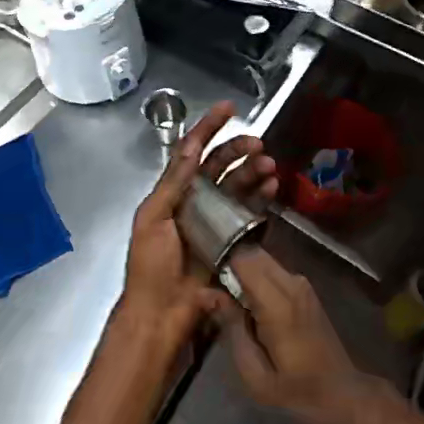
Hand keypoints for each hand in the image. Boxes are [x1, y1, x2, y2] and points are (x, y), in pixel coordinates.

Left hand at [119, 101, 278, 345]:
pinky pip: (249, 214)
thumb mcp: (153, 219)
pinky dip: (261, 198)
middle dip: (237, 151)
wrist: (162, 315)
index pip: (190, 153)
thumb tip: (189, 147)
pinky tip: (272, 187)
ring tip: (269, 166)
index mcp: (171, 194)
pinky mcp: (232, 242)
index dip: (207, 128)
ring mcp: (214, 222)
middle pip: (218, 167)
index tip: (228, 108)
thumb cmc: (151, 265)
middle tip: (258, 144)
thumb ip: (172, 183)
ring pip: (236, 187)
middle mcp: (193, 202)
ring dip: (252, 173)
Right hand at [220, 247, 406, 423]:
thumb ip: (230, 327)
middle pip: (251, 252)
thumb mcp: (255, 374)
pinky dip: (254, 274)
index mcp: (278, 305)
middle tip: (210, 281)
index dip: (218, 256)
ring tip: (225, 290)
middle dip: (228, 260)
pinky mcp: (305, 289)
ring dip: (241, 267)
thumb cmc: (297, 391)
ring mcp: (301, 285)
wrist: (345, 397)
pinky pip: (272, 268)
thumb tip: (203, 293)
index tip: (200, 267)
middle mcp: (292, 286)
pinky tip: (247, 297)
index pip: (242, 259)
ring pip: (261, 258)